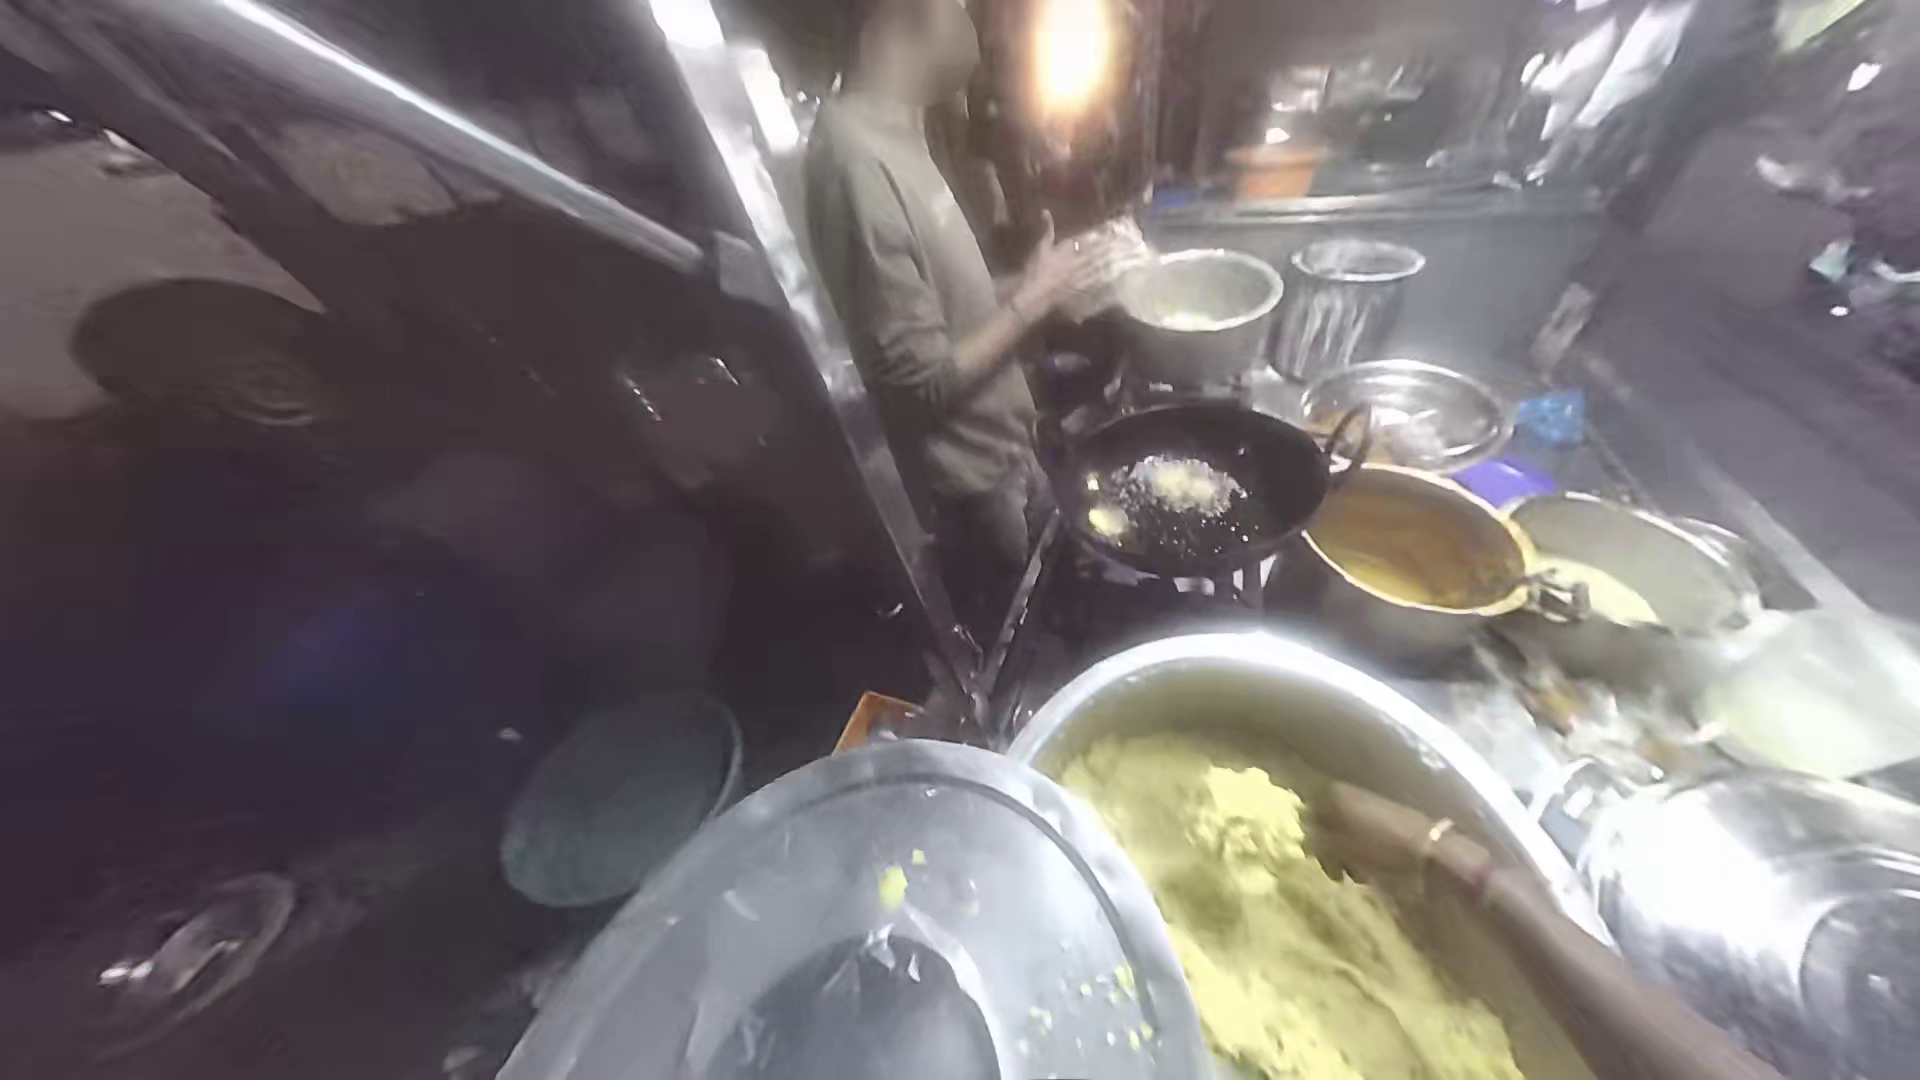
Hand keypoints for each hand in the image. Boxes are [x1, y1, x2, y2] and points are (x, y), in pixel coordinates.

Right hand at [1010, 212, 1124, 323]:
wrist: (1033, 297)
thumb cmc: (1035, 272)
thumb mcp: (1040, 248)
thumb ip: (1046, 230)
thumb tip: (1045, 211)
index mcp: (1069, 250)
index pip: (1091, 240)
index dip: (1105, 235)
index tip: (1119, 229)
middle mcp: (1079, 263)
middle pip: (1101, 254)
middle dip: (1116, 248)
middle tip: (1133, 243)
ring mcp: (1082, 279)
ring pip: (1103, 268)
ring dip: (1116, 262)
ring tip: (1131, 257)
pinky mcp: (1081, 293)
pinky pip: (1098, 285)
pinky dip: (1108, 281)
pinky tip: (1119, 277)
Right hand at [1316, 782, 1496, 888]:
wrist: (1439, 856)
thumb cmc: (1382, 852)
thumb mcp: (1341, 849)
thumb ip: (1316, 842)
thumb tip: (1304, 841)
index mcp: (1333, 794)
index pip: (1306, 813)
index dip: (1309, 837)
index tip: (1315, 859)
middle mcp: (1348, 794)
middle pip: (1325, 820)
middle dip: (1327, 845)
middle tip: (1335, 869)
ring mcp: (1371, 805)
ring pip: (1345, 827)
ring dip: (1345, 850)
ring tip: (1355, 873)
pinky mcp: (1391, 819)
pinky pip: (1365, 833)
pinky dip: (1363, 849)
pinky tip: (1372, 869)